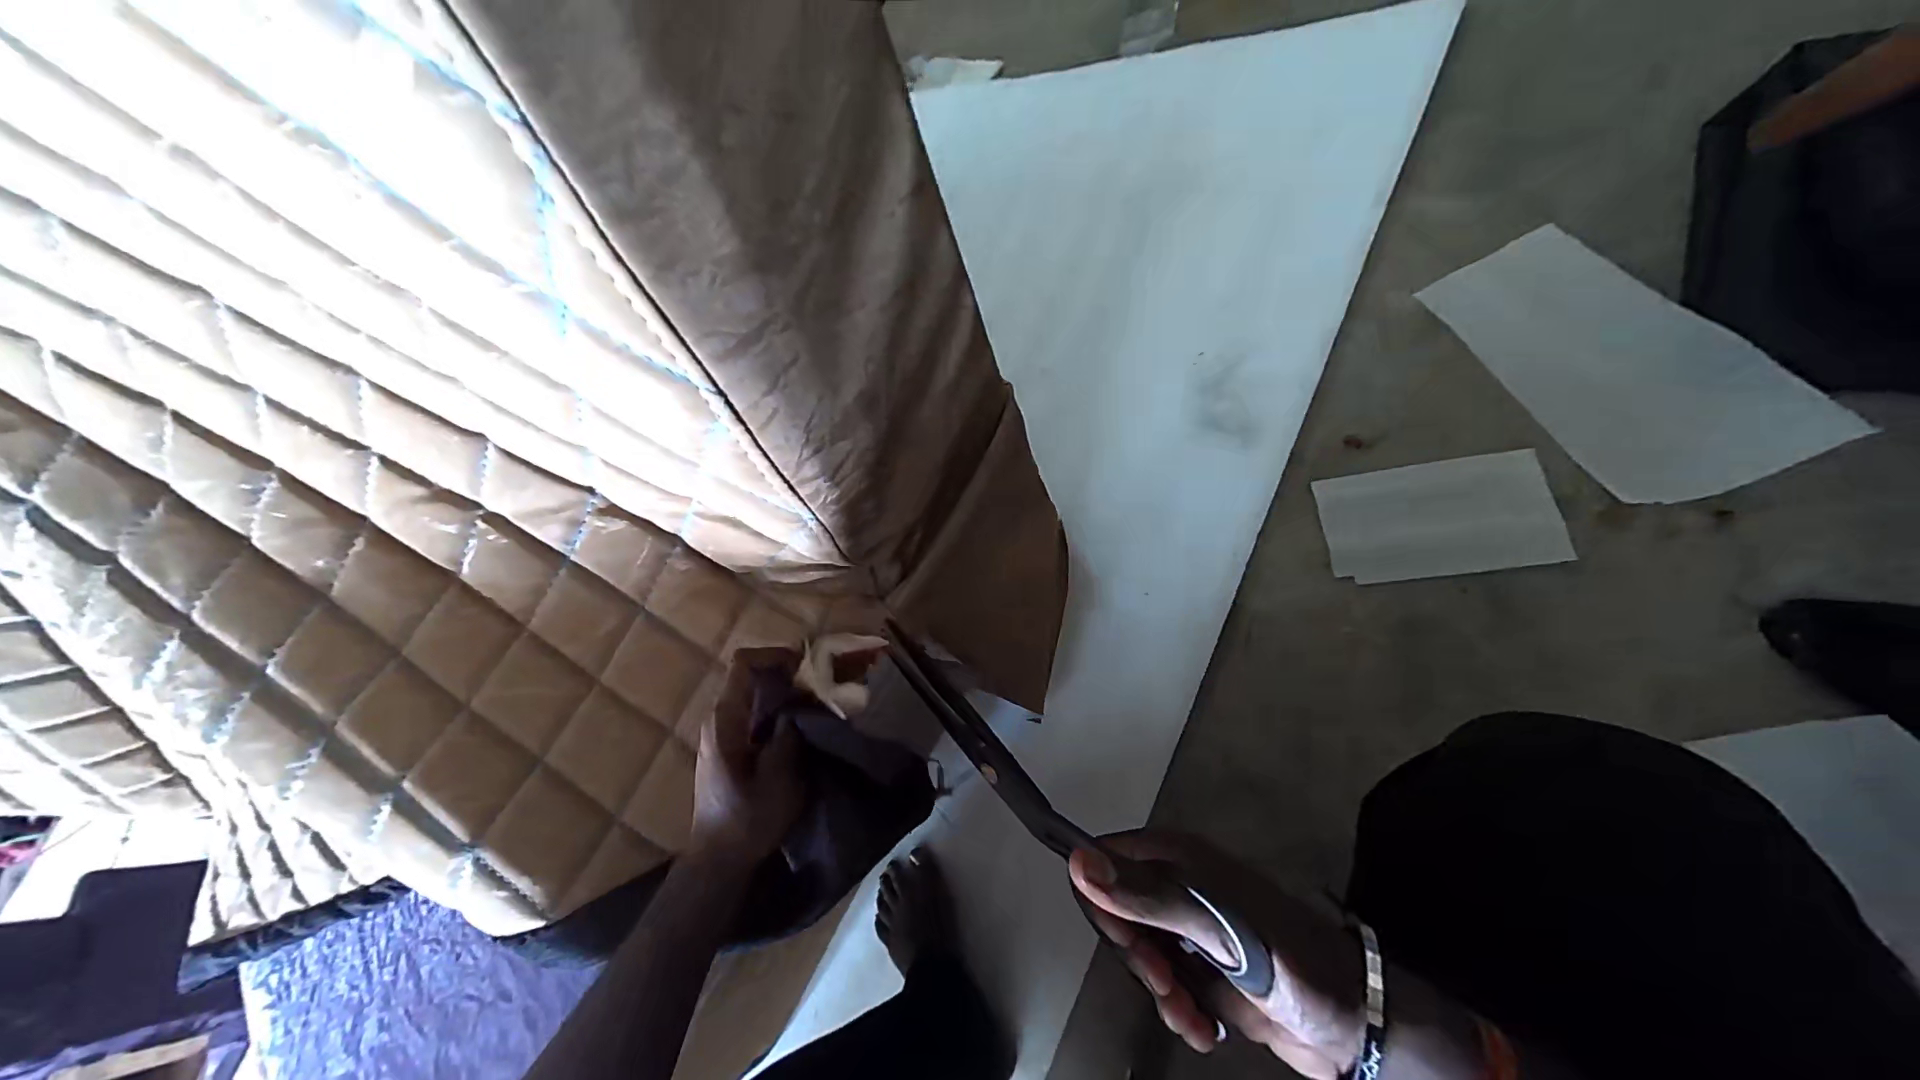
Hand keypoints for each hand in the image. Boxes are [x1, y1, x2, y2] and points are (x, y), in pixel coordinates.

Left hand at [689, 648, 804, 870]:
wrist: (720, 859)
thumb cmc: (748, 819)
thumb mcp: (780, 775)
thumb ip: (791, 731)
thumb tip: (806, 699)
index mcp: (725, 718)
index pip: (745, 663)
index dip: (778, 655)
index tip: (809, 667)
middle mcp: (719, 717)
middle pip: (753, 675)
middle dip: (789, 672)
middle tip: (824, 682)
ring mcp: (723, 732)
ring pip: (757, 694)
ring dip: (788, 692)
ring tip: (820, 701)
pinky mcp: (731, 746)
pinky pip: (757, 712)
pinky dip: (781, 709)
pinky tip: (805, 724)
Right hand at [1070, 832, 1366, 1077]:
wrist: (1354, 1021)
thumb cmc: (1290, 960)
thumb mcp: (1217, 927)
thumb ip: (1147, 896)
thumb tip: (1080, 862)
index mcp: (1175, 856)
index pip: (1102, 862)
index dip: (1104, 904)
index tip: (1131, 945)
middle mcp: (1175, 884)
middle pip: (1115, 913)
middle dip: (1136, 960)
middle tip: (1168, 984)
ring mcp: (1187, 927)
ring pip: (1136, 954)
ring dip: (1158, 992)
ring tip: (1194, 1014)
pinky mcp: (1199, 966)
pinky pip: (1162, 984)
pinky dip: (1177, 1010)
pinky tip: (1205, 1028)